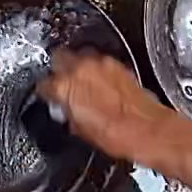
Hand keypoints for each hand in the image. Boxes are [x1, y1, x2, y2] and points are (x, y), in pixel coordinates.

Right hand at [37, 49, 178, 163]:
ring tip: (82, 85)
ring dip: (78, 68)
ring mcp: (101, 64)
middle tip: (61, 83)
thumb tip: (66, 108)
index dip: (45, 91)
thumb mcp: (78, 128)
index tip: (48, 96)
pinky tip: (101, 87)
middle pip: (59, 57)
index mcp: (64, 86)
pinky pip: (100, 63)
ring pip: (81, 57)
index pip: (43, 83)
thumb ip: (66, 111)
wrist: (147, 131)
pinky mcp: (118, 66)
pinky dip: (97, 71)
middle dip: (58, 69)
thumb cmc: (117, 134)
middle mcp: (81, 69)